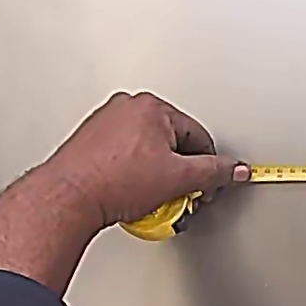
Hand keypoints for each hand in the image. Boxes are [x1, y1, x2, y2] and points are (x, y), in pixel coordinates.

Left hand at [0, 92, 245, 292]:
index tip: (206, 188)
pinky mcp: (93, 143)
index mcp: (151, 107)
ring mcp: (108, 124)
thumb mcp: (178, 179)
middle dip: (180, 174)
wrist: (70, 197)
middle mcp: (128, 108)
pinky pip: (128, 159)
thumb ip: (214, 173)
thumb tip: (235, 170)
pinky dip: (136, 177)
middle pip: (174, 144)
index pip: (198, 137)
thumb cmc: (113, 181)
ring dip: (158, 177)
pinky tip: (131, 196)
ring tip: (150, 198)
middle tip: (176, 196)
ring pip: (151, 152)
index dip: (208, 169)